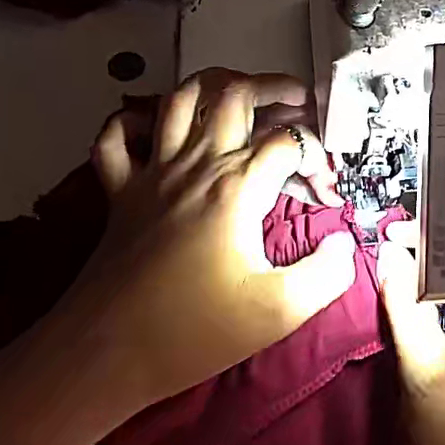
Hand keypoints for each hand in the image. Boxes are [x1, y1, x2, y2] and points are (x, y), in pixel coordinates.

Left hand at [58, 69, 354, 408]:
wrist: (101, 358)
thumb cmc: (194, 331)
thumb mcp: (279, 310)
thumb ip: (328, 273)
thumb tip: (343, 244)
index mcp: (237, 187)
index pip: (289, 143)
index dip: (317, 156)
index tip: (326, 193)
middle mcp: (196, 166)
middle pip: (234, 95)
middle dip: (274, 87)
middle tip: (299, 102)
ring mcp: (152, 174)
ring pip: (179, 99)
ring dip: (215, 86)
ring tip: (242, 96)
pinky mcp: (118, 193)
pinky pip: (116, 138)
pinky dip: (136, 122)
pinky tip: (158, 131)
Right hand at [378, 224, 444, 444]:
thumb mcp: (425, 363)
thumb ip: (406, 307)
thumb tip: (391, 257)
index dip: (443, 232)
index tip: (408, 226)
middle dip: (432, 246)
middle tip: (395, 240)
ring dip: (430, 266)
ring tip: (398, 256)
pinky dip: (433, 289)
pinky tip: (410, 289)